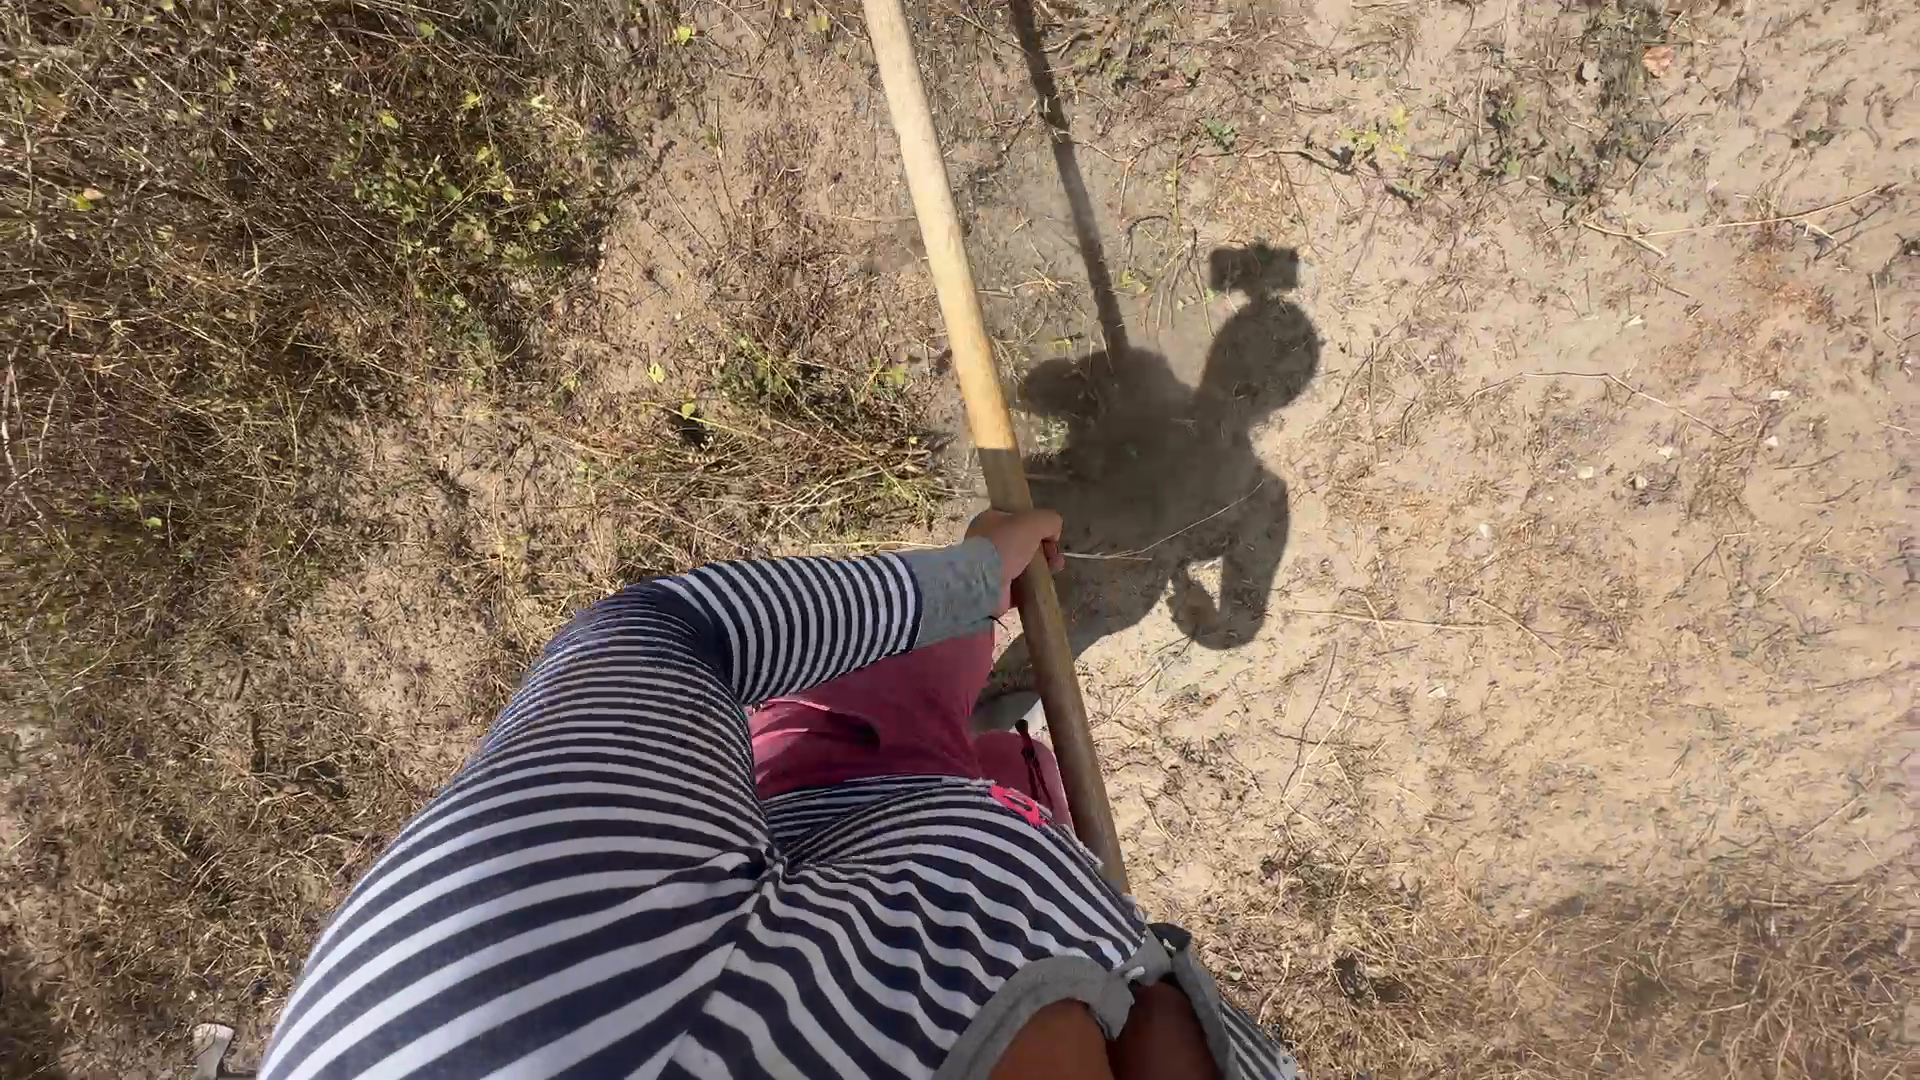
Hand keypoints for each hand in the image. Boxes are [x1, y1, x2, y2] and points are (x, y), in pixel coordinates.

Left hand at [966, 508, 1064, 614]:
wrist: (984, 582)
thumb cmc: (1005, 544)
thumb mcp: (1033, 521)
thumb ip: (1049, 520)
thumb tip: (1053, 534)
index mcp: (990, 521)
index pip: (1019, 520)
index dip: (1038, 527)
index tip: (1050, 536)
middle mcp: (989, 543)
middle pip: (1025, 544)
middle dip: (1045, 549)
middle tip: (1055, 556)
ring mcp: (992, 568)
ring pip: (1025, 565)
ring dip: (1044, 567)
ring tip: (1055, 569)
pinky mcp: (998, 590)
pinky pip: (1021, 586)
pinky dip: (1034, 586)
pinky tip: (1044, 585)